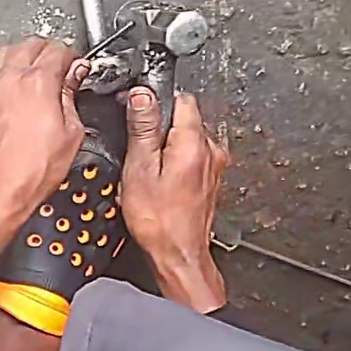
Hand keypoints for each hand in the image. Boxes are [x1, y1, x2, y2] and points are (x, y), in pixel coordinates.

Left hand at [0, 38, 87, 249]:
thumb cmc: (30, 171)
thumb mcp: (71, 134)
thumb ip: (72, 98)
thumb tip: (74, 79)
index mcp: (37, 83)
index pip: (58, 51)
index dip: (73, 57)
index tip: (77, 67)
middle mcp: (10, 80)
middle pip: (30, 44)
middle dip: (49, 50)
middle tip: (61, 64)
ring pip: (6, 53)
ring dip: (24, 54)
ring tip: (37, 69)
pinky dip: (7, 71)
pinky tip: (16, 87)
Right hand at [121, 88, 228, 312]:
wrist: (178, 254)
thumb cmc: (159, 220)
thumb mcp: (139, 168)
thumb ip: (143, 128)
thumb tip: (142, 96)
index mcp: (193, 143)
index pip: (180, 98)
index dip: (155, 100)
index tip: (137, 111)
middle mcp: (210, 150)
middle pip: (183, 118)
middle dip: (159, 127)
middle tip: (138, 149)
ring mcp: (213, 165)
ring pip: (186, 137)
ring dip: (166, 146)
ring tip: (148, 170)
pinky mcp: (209, 178)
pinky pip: (190, 156)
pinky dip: (174, 161)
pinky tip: (160, 181)